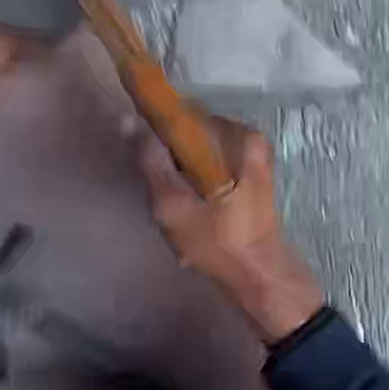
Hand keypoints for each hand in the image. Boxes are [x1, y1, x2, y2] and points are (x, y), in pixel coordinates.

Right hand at [136, 118, 325, 343]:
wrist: (259, 275)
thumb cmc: (218, 242)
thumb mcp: (174, 205)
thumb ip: (151, 161)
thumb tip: (129, 121)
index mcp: (232, 135)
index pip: (181, 114)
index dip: (156, 131)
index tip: (142, 152)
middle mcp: (248, 138)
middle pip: (192, 136)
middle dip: (174, 162)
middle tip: (167, 196)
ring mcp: (255, 158)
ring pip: (203, 155)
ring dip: (187, 178)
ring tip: (183, 210)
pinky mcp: (255, 178)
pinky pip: (216, 169)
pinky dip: (202, 187)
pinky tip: (198, 214)